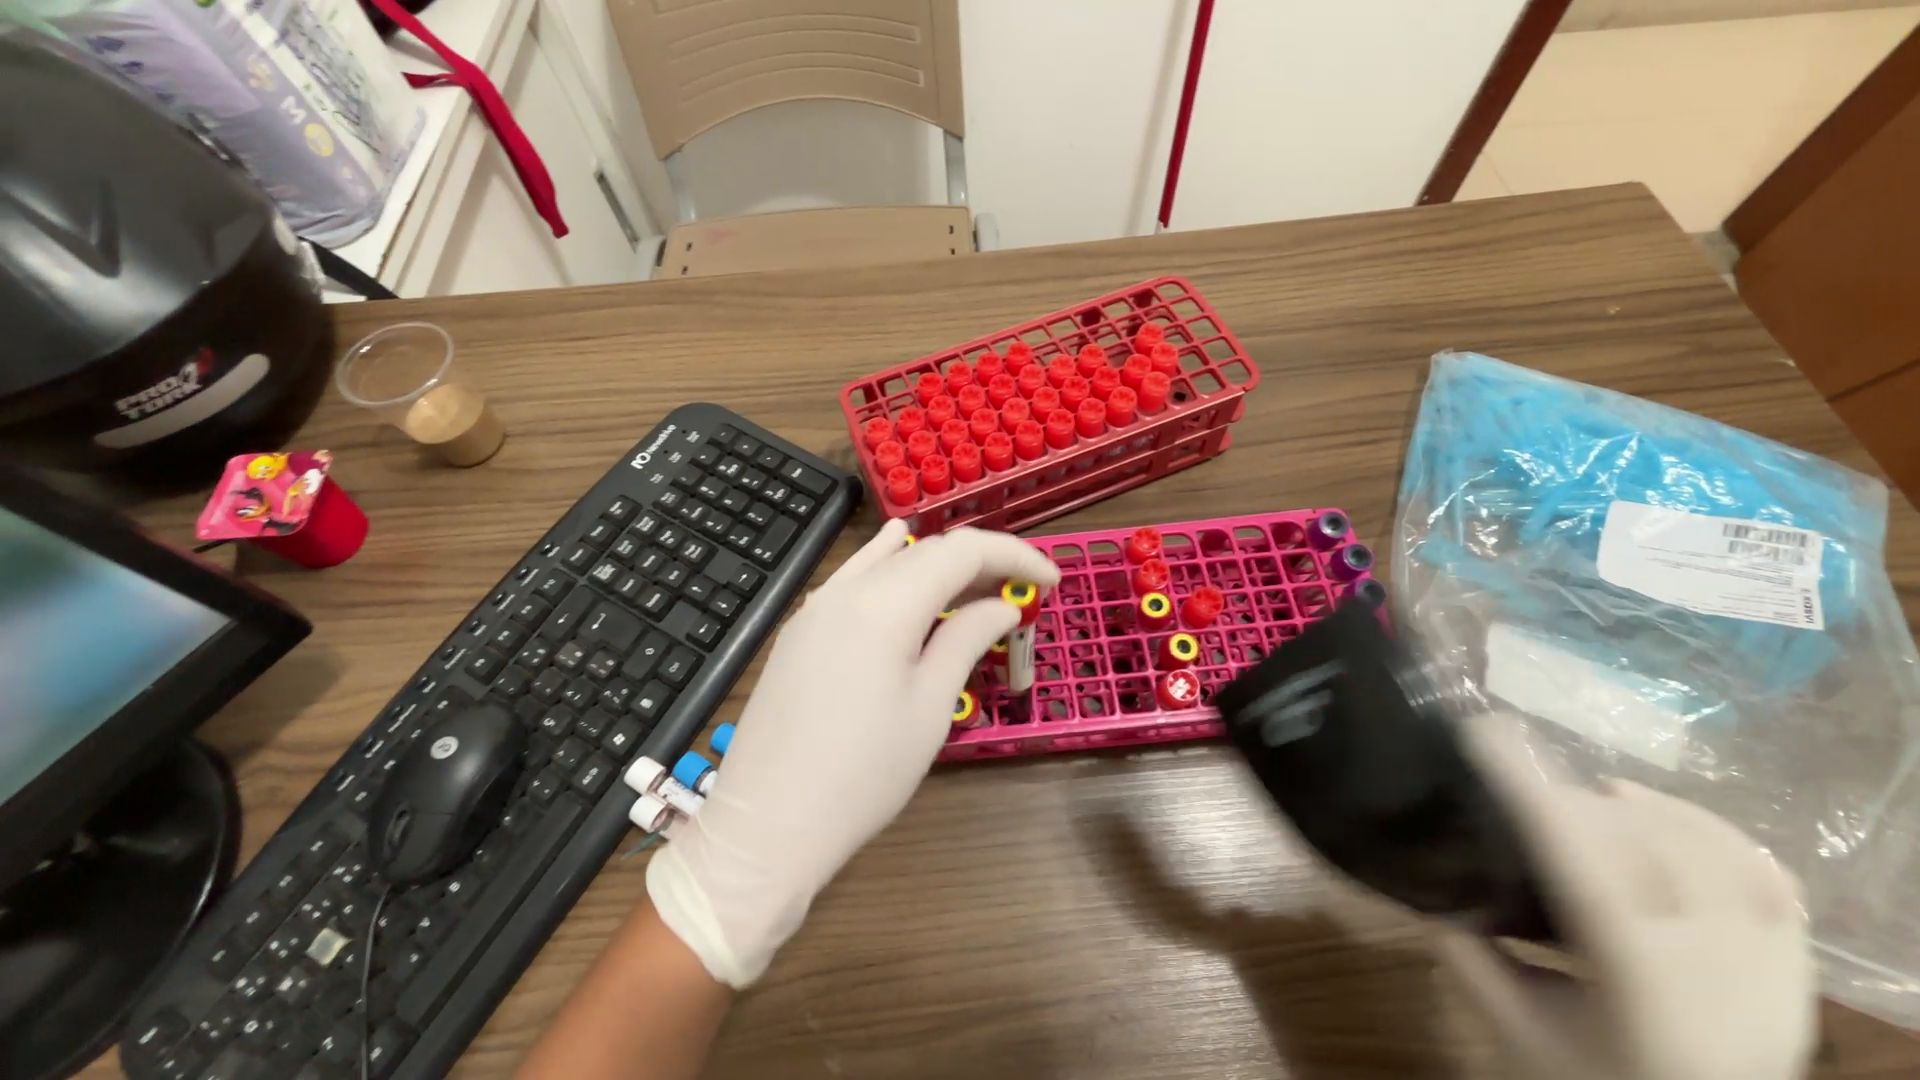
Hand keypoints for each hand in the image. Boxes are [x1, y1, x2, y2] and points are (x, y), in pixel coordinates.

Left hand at [647, 519, 1058, 986]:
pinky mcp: (800, 631)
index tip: (1052, 582)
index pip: (962, 551)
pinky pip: (853, 579)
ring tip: (975, 584)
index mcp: (883, 604)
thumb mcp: (929, 708)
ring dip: (936, 563)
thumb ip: (965, 641)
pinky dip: (888, 564)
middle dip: (980, 562)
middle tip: (1022, 591)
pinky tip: (898, 556)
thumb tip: (1001, 605)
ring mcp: (815, 608)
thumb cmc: (862, 775)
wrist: (769, 823)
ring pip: (886, 559)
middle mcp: (845, 590)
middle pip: (924, 550)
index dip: (1014, 556)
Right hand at [1435, 718, 1816, 1079]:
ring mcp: (1768, 962)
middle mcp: (1718, 967)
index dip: (1535, 794)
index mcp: (1642, 988)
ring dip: (1628, 807)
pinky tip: (1651, 814)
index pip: (1584, 869)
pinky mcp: (1793, 961)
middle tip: (1516, 787)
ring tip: (1579, 801)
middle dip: (1569, 800)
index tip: (1488, 735)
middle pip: (1639, 843)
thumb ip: (1468, 959)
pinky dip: (1700, 824)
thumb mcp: (1516, 1033)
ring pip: (1698, 843)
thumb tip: (1428, 888)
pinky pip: (1756, 866)